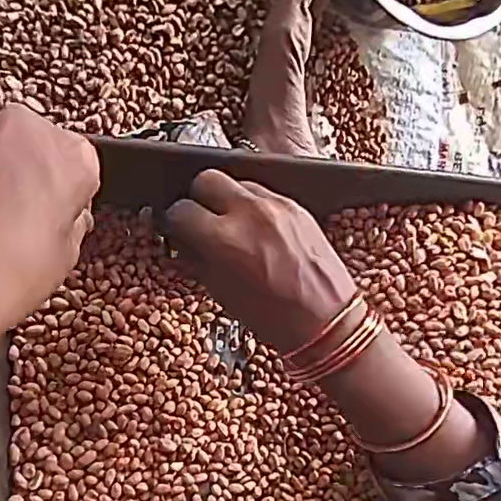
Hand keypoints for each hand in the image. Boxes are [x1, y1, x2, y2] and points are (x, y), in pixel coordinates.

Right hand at [165, 170, 487, 480]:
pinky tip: (252, 227)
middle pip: (207, 179)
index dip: (173, 220)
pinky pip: (263, 191)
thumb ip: (197, 258)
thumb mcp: (221, 292)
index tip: (174, 227)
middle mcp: (250, 213)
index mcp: (225, 239)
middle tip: (197, 218)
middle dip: (196, 197)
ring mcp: (277, 205)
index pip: (181, 210)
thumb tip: (181, 239)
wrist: (327, 322)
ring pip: (237, 180)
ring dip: (225, 198)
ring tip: (227, 224)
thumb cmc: (274, 318)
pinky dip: (251, 204)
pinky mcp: (297, 206)